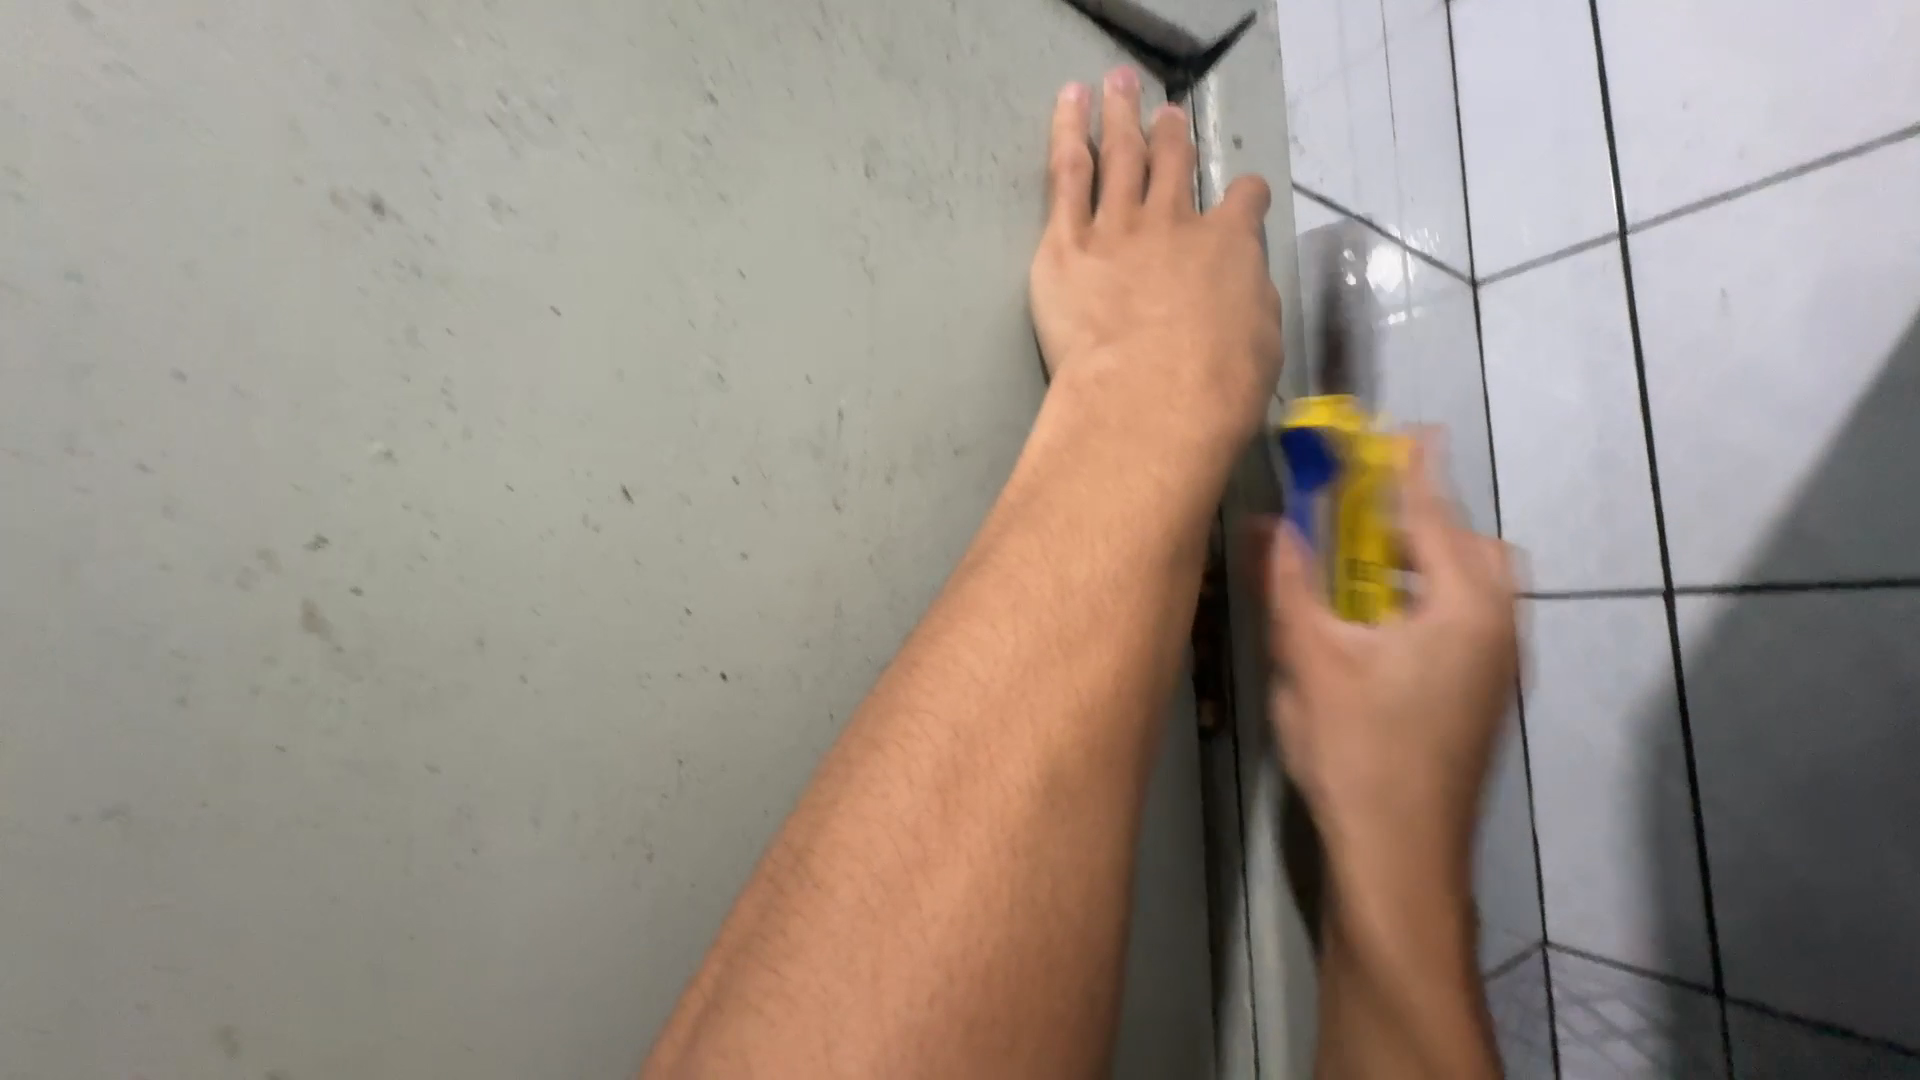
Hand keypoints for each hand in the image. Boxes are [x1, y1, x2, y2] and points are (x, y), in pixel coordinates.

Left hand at [1028, 68, 1282, 457]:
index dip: (1244, 196)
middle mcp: (1174, 223)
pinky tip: (1070, 102)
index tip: (1243, 193)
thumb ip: (1247, 303)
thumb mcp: (1260, 344)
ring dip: (1121, 115)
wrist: (1151, 398)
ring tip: (1117, 85)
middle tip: (1165, 111)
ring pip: (1121, 155)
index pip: (1242, 203)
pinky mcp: (1066, 245)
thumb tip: (1238, 290)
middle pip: (1173, 164)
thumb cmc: (1215, 388)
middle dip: (1171, 133)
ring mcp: (1118, 227)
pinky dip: (1067, 130)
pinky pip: (1067, 173)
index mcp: (1229, 247)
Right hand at [1262, 435, 1519, 872]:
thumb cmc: (1354, 745)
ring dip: (1420, 565)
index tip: (1411, 430)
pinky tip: (1374, 631)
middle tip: (1357, 523)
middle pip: (1469, 550)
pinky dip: (1425, 601)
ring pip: (1471, 590)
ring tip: (1356, 576)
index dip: (1415, 471)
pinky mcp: (1482, 697)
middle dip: (1419, 522)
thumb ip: (1288, 581)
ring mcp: (1496, 669)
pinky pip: (1464, 622)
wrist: (1399, 853)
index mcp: (1463, 608)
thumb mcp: (1307, 655)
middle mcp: (1497, 629)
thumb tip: (1268, 521)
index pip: (1436, 517)